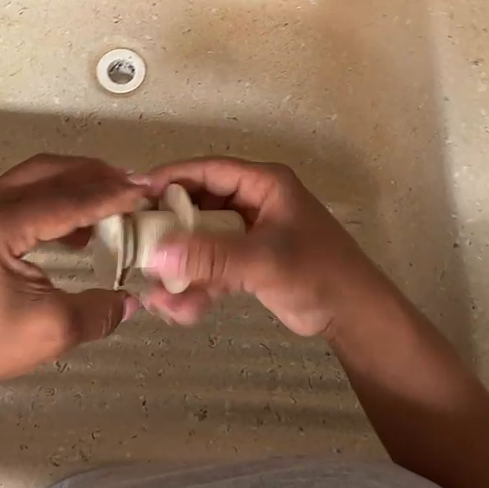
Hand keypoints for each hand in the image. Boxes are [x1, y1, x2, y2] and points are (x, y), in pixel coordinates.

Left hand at [0, 155, 144, 405]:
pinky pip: (20, 194)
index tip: (144, 192)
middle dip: (94, 176)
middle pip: (47, 173)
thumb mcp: (53, 330)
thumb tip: (133, 299)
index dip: (109, 196)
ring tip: (112, 199)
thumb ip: (100, 309)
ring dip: (75, 183)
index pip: (64, 200)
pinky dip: (54, 199)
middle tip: (133, 184)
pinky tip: (79, 227)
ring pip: (33, 177)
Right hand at [136, 158, 391, 337]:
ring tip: (159, 297)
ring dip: (181, 269)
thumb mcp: (263, 261)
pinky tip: (181, 311)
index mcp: (264, 185)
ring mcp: (249, 235)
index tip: (136, 194)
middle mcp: (253, 203)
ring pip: (201, 242)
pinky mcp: (247, 263)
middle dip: (170, 232)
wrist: (353, 317)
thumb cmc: (318, 273)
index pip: (208, 171)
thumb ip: (210, 257)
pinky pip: (212, 267)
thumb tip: (157, 257)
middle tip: (137, 247)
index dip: (171, 178)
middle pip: (198, 207)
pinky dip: (197, 287)